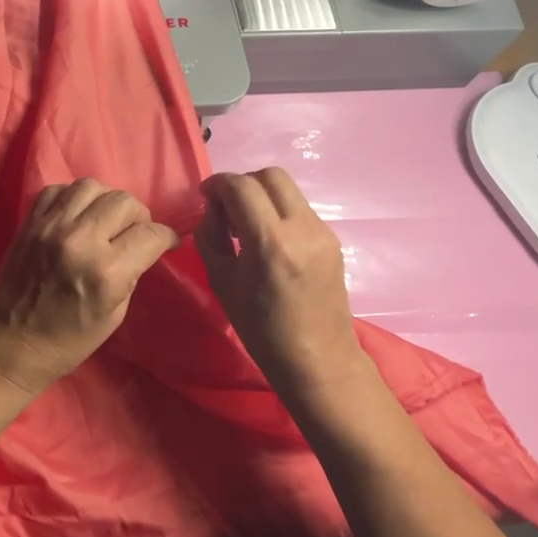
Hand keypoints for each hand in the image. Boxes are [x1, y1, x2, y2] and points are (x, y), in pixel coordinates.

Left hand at [0, 179, 178, 396]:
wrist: (11, 344)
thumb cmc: (68, 340)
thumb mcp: (115, 313)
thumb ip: (132, 271)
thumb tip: (146, 244)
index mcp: (106, 272)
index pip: (150, 233)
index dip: (165, 237)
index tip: (166, 242)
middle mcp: (80, 240)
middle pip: (124, 201)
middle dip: (138, 217)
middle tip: (133, 234)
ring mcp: (51, 226)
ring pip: (93, 186)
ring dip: (106, 201)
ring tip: (104, 221)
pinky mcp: (30, 221)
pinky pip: (59, 189)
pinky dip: (73, 198)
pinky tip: (76, 216)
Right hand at [197, 169, 369, 402]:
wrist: (318, 361)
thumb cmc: (262, 331)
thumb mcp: (222, 283)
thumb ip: (211, 237)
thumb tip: (213, 210)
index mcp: (271, 242)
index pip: (241, 186)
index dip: (218, 184)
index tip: (205, 198)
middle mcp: (302, 228)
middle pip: (269, 175)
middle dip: (242, 183)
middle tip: (226, 208)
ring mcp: (322, 232)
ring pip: (287, 189)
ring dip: (261, 195)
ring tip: (246, 225)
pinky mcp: (332, 239)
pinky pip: (299, 208)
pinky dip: (278, 210)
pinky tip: (267, 239)